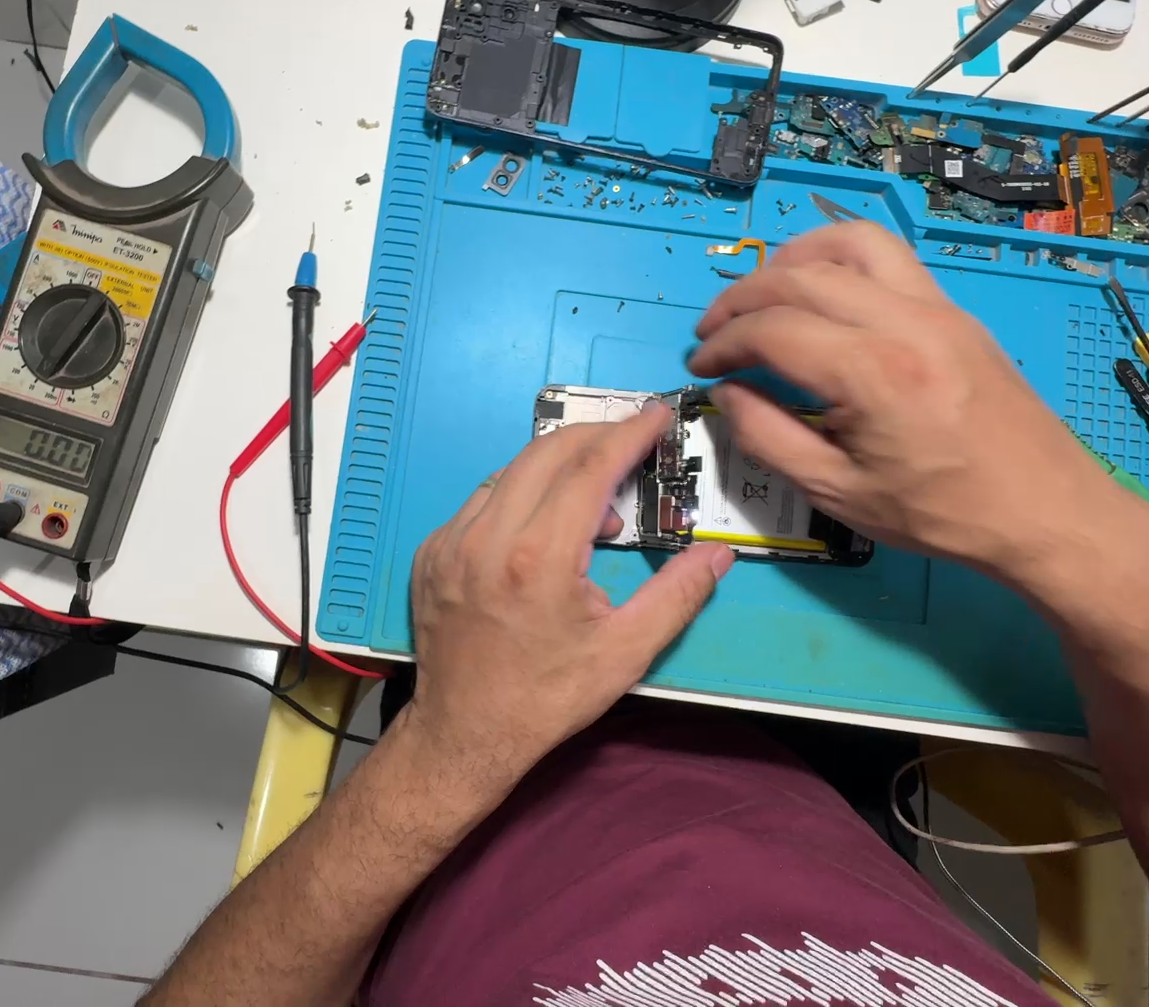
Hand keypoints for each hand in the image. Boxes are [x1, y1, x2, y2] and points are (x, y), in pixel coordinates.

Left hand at [402, 404, 733, 777]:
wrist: (464, 733)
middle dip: (594, 437)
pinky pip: (480, 501)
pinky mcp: (430, 551)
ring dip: (555, 470)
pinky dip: (517, 497)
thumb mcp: (625, 653)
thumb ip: (677, 595)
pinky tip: (539, 529)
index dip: (628, 434)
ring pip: (510, 472)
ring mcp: (449, 541)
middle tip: (629, 445)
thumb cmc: (547, 697)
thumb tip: (718, 554)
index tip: (655, 414)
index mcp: (538, 558)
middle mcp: (486, 537)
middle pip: (546, 453)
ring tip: (591, 509)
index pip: (590, 469)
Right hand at [687, 222, 1148, 578]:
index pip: (772, 330)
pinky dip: (837, 259)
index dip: (722, 344)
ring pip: (848, 244)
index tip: (699, 367)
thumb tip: (727, 393)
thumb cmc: (936, 513)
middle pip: (800, 277)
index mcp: (872, 374)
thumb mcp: (833, 492)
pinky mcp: (953, 311)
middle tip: (711, 333)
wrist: (1045, 513)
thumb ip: (766, 437)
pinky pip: (887, 257)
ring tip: (760, 295)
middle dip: (739, 299)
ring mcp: (936, 308)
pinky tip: (818, 291)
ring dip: (789, 260)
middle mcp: (904, 322)